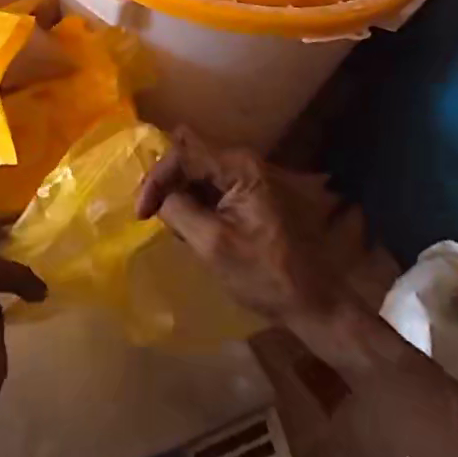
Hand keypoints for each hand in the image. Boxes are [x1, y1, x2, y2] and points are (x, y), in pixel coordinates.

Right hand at [135, 127, 345, 326]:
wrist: (315, 303)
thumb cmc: (264, 275)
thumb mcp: (212, 244)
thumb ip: (179, 210)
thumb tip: (158, 195)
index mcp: (239, 168)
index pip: (182, 154)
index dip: (156, 179)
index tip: (141, 212)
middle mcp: (246, 162)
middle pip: (189, 159)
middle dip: (168, 187)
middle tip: (153, 218)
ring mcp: (251, 178)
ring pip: (198, 174)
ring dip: (181, 197)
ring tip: (175, 228)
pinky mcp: (252, 195)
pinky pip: (212, 188)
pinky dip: (196, 205)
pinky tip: (195, 231)